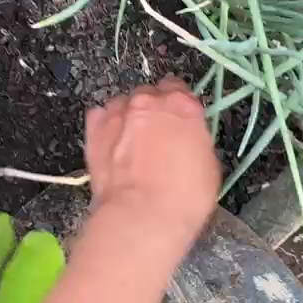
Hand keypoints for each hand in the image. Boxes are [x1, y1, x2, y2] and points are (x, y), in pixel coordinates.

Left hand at [82, 78, 220, 254]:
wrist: (142, 214)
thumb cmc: (184, 196)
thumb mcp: (207, 165)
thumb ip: (193, 139)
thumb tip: (185, 139)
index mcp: (182, 106)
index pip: (178, 89)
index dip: (177, 104)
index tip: (176, 117)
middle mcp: (148, 101)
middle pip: (149, 94)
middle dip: (151, 110)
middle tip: (154, 136)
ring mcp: (118, 112)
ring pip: (122, 103)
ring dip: (127, 117)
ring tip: (129, 143)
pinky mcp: (94, 128)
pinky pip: (100, 116)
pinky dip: (105, 125)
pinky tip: (110, 143)